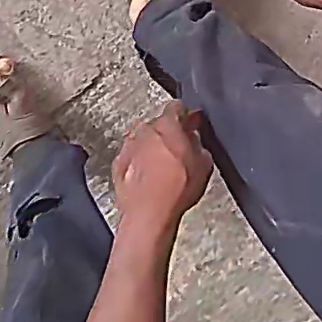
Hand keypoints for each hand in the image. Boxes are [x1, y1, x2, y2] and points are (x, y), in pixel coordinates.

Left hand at [113, 102, 214, 232]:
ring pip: (143, 140)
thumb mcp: (203, 165)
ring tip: (164, 168)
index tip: (190, 122)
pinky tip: (149, 178)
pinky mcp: (118, 164)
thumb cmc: (174, 189)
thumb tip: (195, 141)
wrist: (148, 214)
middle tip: (179, 150)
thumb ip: (199, 145)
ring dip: (152, 148)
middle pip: (158, 124)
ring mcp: (129, 147)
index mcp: (167, 125)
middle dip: (168, 133)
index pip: (176, 107)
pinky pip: (131, 157)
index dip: (185, 115)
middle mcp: (144, 131)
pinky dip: (138, 163)